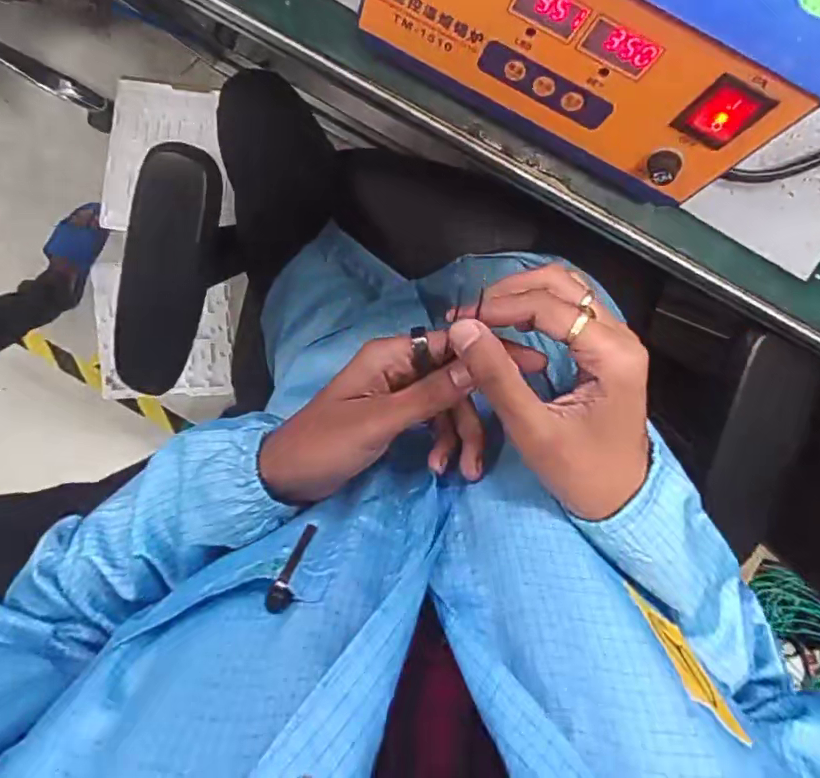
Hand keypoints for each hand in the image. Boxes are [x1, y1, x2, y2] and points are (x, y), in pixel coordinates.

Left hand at [259, 330, 547, 503]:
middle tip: (484, 456)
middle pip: (453, 378)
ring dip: (457, 438)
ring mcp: (396, 391)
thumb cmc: (327, 442)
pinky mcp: (396, 415)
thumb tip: (478, 362)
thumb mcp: (381, 420)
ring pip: (446, 405)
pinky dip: (441, 443)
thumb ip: (430, 394)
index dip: (488, 353)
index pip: (450, 343)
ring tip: (459, 473)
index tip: (531, 366)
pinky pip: (432, 421)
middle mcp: (396, 366)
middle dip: (471, 417)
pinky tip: (439, 468)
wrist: (288, 477)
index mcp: (389, 354)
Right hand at [446, 264, 651, 520]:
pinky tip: (506, 320)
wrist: (621, 501)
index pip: (548, 306)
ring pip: (565, 287)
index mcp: (612, 355)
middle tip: (471, 314)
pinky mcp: (604, 345)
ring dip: (521, 292)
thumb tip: (463, 329)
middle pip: (560, 282)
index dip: (499, 307)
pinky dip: (533, 304)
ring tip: (484, 313)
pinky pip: (567, 305)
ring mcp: (614, 338)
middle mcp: (619, 336)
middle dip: (509, 290)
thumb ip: (497, 376)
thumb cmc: (581, 471)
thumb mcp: (532, 429)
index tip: (460, 321)